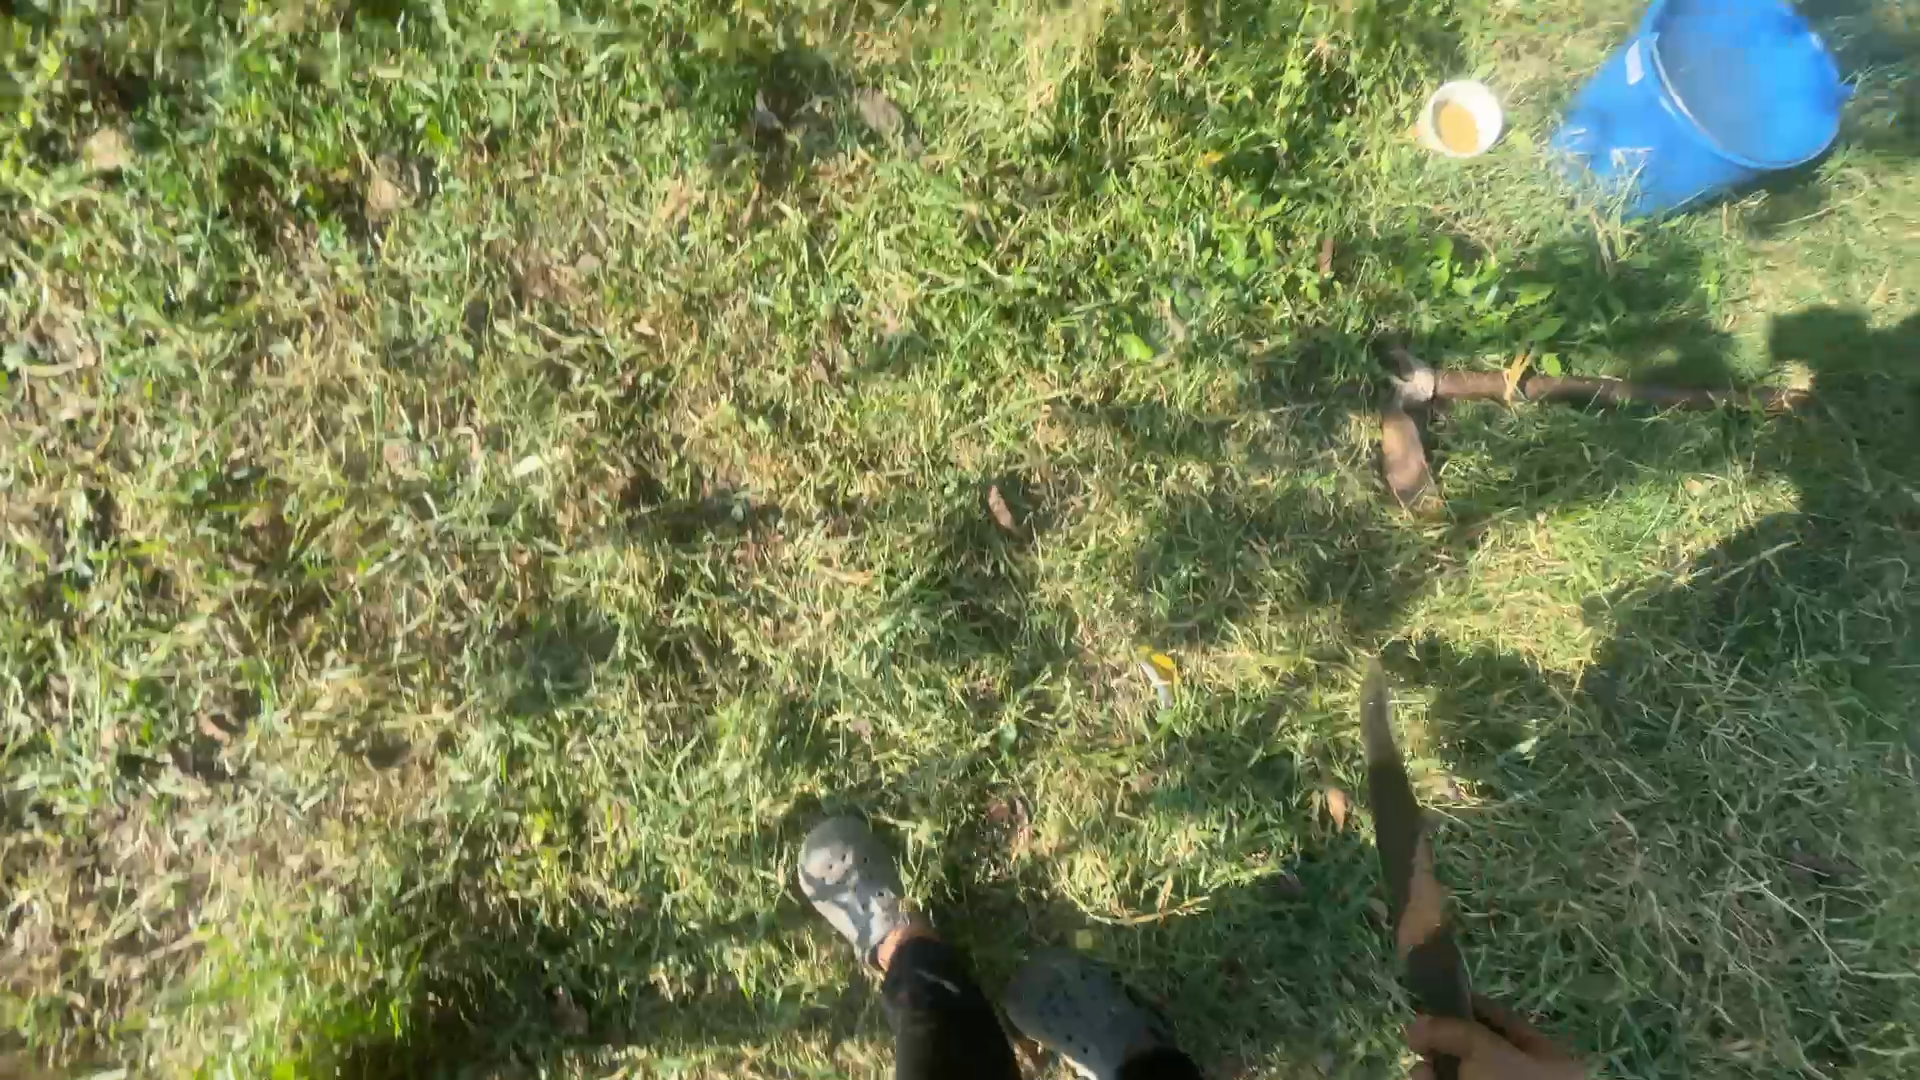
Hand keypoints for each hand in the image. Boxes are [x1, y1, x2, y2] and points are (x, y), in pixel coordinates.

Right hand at [1406, 996, 1583, 1079]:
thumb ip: (1447, 1028)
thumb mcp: (1480, 1048)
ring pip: (1462, 1070)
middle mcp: (1529, 1076)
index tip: (1430, 1001)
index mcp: (1546, 1057)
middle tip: (1418, 1039)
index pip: (1499, 1016)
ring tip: (1420, 1070)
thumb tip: (1416, 1027)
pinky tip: (1421, 1078)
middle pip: (1475, 1045)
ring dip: (1434, 1064)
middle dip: (1441, 1040)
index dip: (1463, 1003)